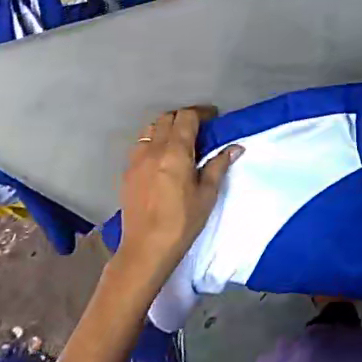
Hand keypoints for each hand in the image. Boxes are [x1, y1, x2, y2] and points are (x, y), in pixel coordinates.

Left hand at [113, 108, 241, 284]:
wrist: (146, 248)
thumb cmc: (183, 220)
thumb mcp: (208, 193)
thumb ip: (218, 165)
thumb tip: (234, 147)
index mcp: (174, 152)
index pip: (186, 117)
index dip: (201, 113)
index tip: (214, 118)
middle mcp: (152, 151)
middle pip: (166, 119)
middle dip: (184, 118)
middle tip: (200, 128)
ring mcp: (136, 161)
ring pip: (150, 129)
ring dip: (166, 128)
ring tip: (181, 141)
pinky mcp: (127, 173)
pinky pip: (140, 145)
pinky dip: (154, 142)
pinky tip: (163, 158)